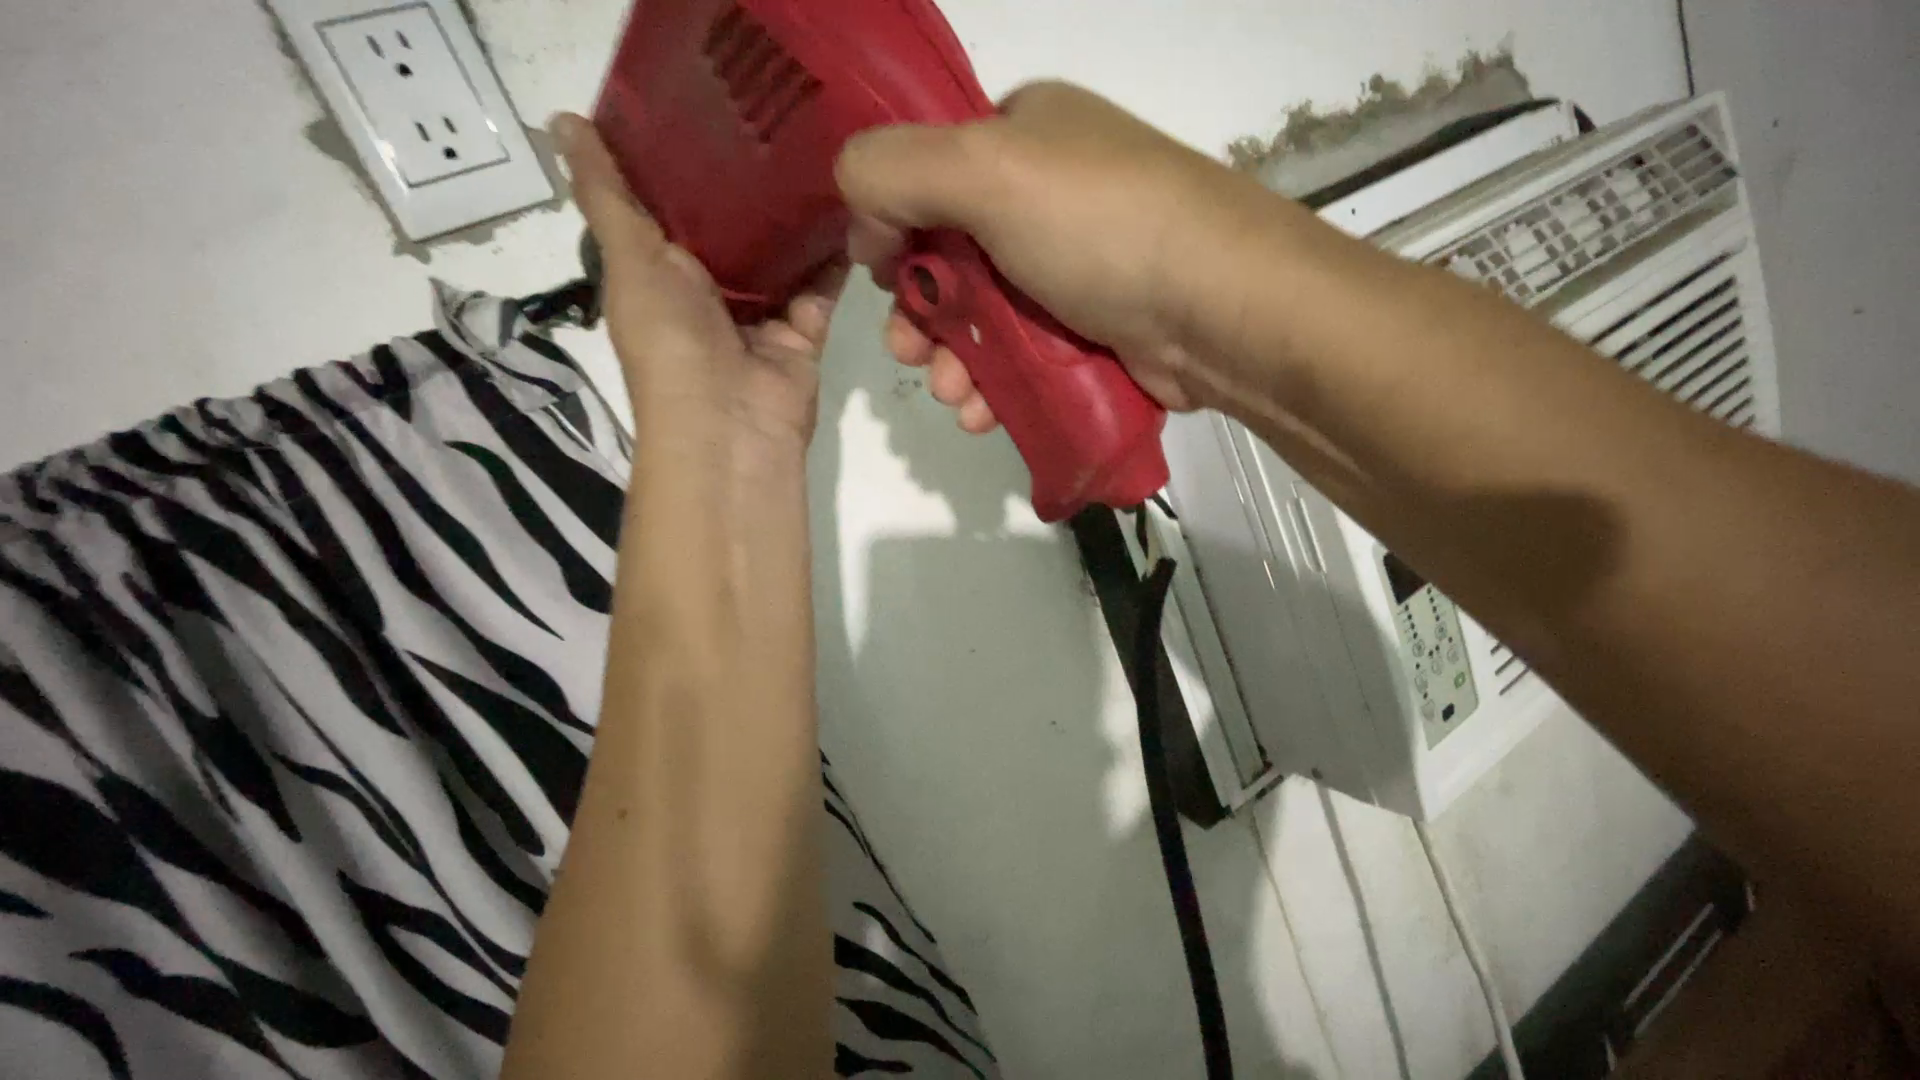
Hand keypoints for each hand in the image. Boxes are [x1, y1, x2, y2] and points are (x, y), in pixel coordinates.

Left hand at [553, 113, 844, 450]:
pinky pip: (822, 284)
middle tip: (774, 108)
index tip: (701, 90)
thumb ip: (606, 195)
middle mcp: (708, 290)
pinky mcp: (804, 330)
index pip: (665, 202)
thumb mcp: (628, 259)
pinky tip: (854, 202)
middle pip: (730, 224)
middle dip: (746, 175)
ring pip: (780, 252)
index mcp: (657, 272)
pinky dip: (836, 254)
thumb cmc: (668, 342)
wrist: (730, 426)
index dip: (676, 151)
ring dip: (795, 211)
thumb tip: (559, 119)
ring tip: (820, 144)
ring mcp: (760, 313)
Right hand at [835, 82, 1250, 431]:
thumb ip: (892, 172)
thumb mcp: (984, 169)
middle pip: (949, 256)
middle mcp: (1046, 193)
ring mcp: (1073, 265)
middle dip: (921, 315)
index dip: (895, 228)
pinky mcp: (1093, 328)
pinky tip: (983, 415)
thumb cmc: (1101, 227)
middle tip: (908, 354)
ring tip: (955, 399)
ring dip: (953, 361)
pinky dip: (994, 385)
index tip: (885, 281)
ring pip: (983, 316)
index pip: (928, 172)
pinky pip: (1022, 356)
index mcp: (1022, 132)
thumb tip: (862, 228)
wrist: (1222, 310)